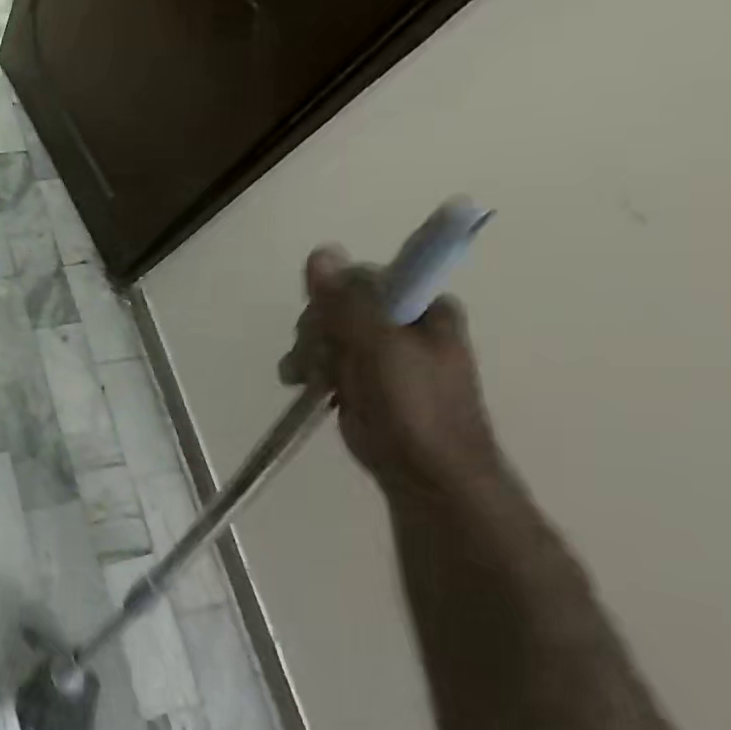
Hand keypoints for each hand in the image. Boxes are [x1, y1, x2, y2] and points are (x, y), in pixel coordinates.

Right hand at [279, 246, 505, 497]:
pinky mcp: (366, 382)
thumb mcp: (380, 346)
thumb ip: (349, 300)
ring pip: (329, 334)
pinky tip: (303, 385)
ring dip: (311, 353)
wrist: (427, 477)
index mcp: (423, 308)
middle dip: (319, 332)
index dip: (335, 300)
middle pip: (340, 306)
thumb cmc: (413, 407)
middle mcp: (405, 324)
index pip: (363, 280)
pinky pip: (329, 360)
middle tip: (319, 360)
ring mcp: (384, 355)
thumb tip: (321, 252)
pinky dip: (313, 370)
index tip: (326, 327)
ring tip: (306, 379)